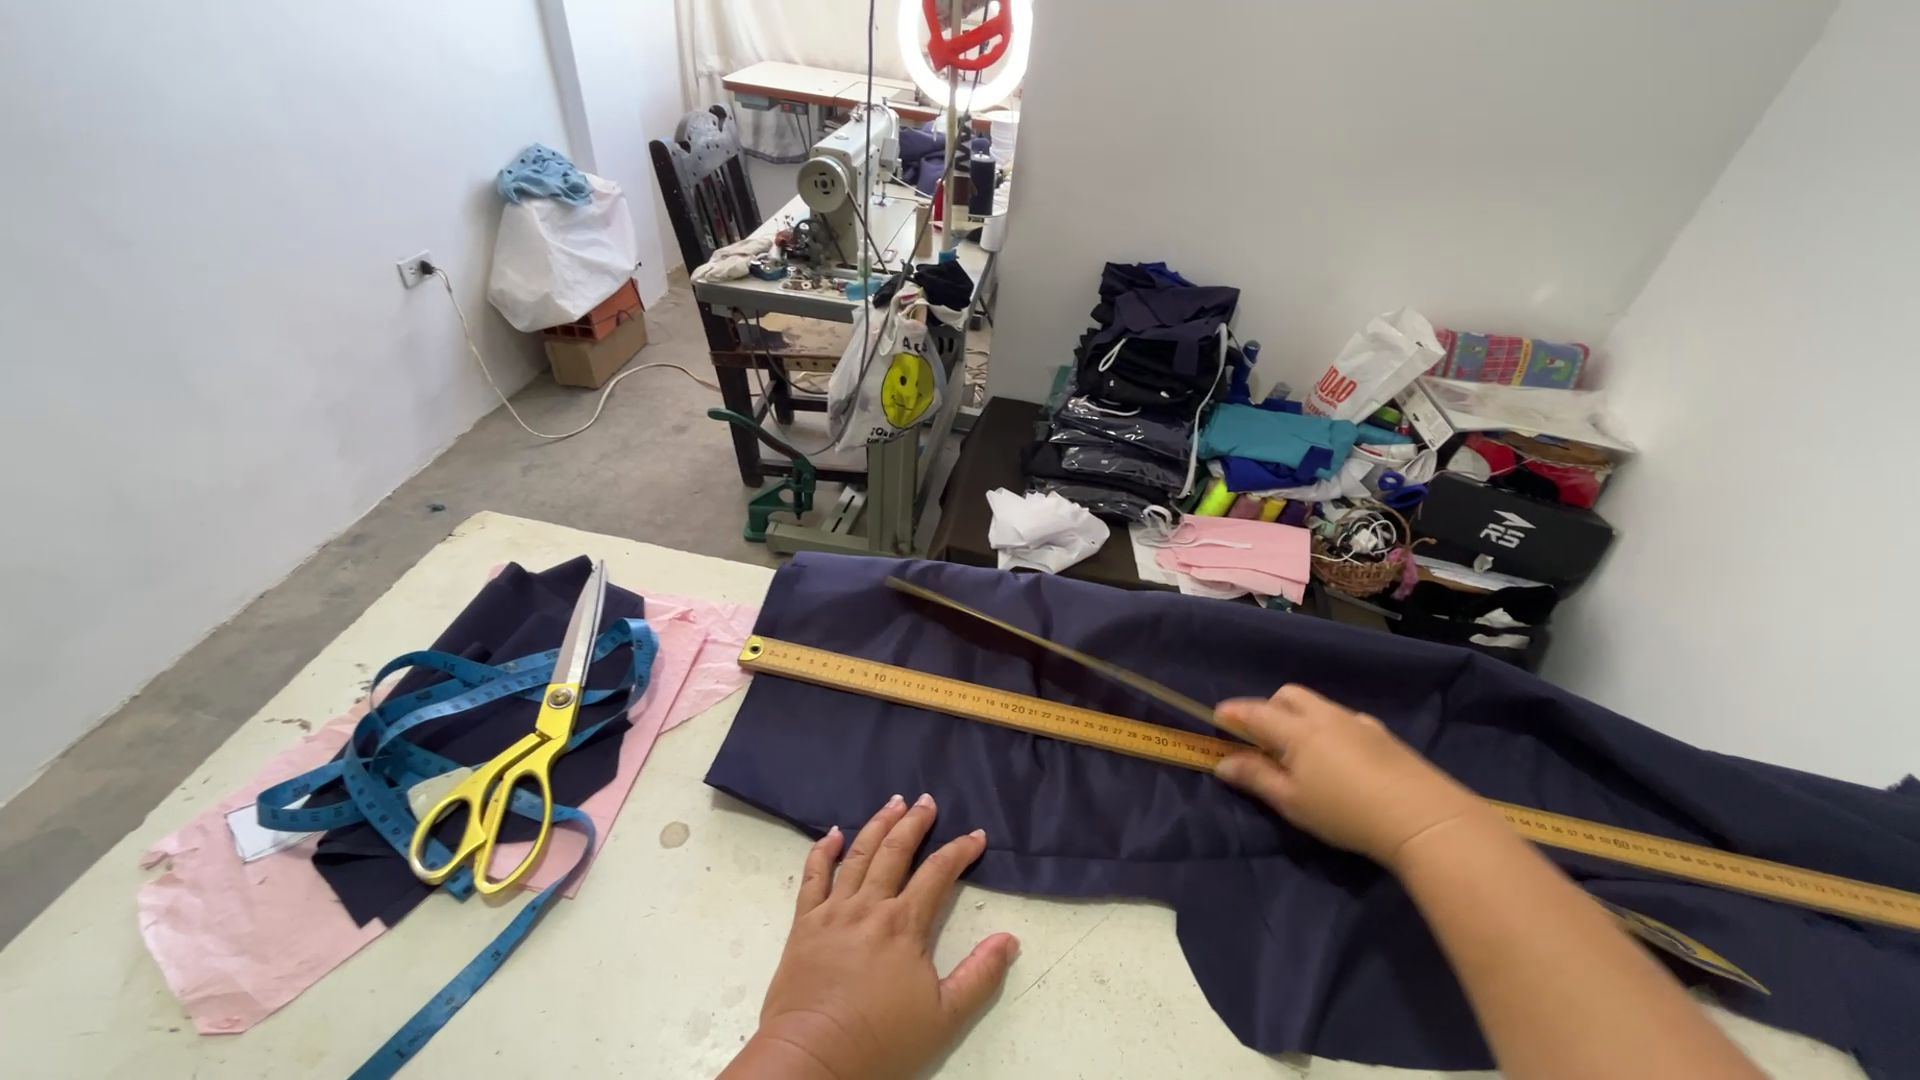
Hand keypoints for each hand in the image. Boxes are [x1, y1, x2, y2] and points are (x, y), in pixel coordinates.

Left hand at [722, 794, 1019, 1079]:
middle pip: (895, 851)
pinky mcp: (804, 924)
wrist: (812, 1058)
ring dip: (877, 825)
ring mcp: (833, 911)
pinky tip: (832, 834)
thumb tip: (1010, 939)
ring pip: (858, 855)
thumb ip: (980, 976)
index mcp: (904, 925)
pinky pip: (813, 877)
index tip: (977, 835)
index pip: (938, 873)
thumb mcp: (944, 1018)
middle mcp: (869, 906)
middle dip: (915, 822)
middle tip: (927, 800)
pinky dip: (822, 851)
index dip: (960, 850)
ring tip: (892, 803)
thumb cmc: (881, 1041)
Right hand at [1213, 685, 1492, 869]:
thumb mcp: (1291, 802)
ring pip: (1319, 706)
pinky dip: (1329, 730)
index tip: (1218, 717)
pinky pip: (1344, 720)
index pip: (1255, 711)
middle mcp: (1326, 716)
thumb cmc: (1345, 812)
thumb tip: (1223, 764)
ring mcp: (1358, 723)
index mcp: (1297, 730)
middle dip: (1269, 708)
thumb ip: (1256, 779)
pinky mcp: (1383, 736)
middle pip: (1288, 695)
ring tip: (1302, 753)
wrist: (1424, 818)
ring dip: (1300, 718)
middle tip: (1262, 738)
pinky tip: (1340, 761)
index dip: (1233, 713)